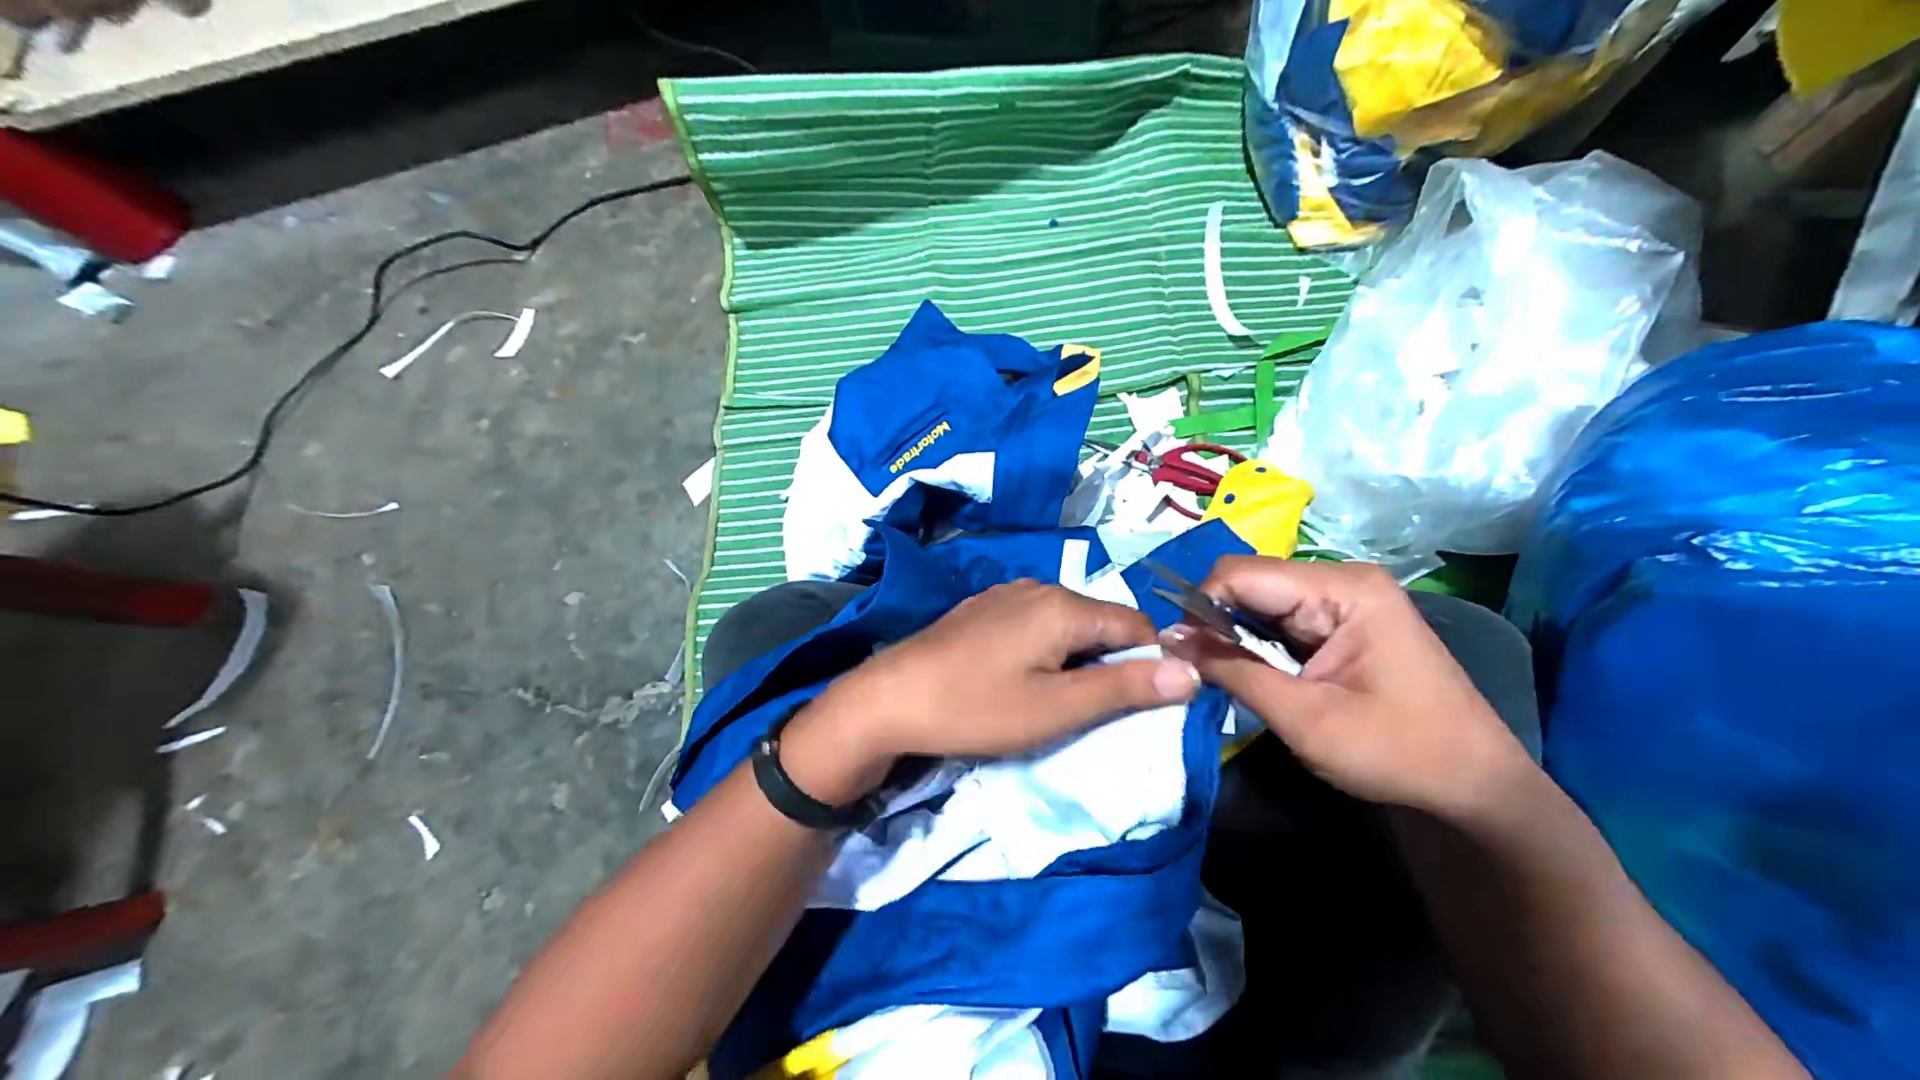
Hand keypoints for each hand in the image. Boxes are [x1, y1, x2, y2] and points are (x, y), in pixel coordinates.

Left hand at [780, 580, 1200, 803]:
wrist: (889, 699)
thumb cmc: (977, 708)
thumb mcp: (1058, 708)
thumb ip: (1125, 688)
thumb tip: (1192, 672)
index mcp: (1065, 606)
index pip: (1137, 624)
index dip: (1149, 661)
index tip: (1139, 703)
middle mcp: (1038, 587)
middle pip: (1100, 622)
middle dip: (1108, 661)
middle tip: (1089, 709)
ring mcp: (1005, 594)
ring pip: (1066, 623)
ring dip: (1074, 658)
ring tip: (1052, 699)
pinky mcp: (981, 608)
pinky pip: (1033, 623)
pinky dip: (1043, 649)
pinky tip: (1017, 679)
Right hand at [1159, 557, 1534, 818]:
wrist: (1472, 788)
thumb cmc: (1396, 752)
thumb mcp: (1303, 716)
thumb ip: (1232, 669)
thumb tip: (1167, 637)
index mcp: (1343, 588)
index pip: (1241, 573)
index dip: (1200, 606)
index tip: (1178, 651)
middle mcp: (1340, 580)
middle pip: (1248, 582)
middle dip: (1214, 620)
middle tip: (1196, 668)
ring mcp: (1341, 600)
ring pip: (1257, 600)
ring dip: (1231, 634)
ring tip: (1218, 673)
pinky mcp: (1337, 623)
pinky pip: (1275, 619)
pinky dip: (1252, 644)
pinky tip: (1247, 671)